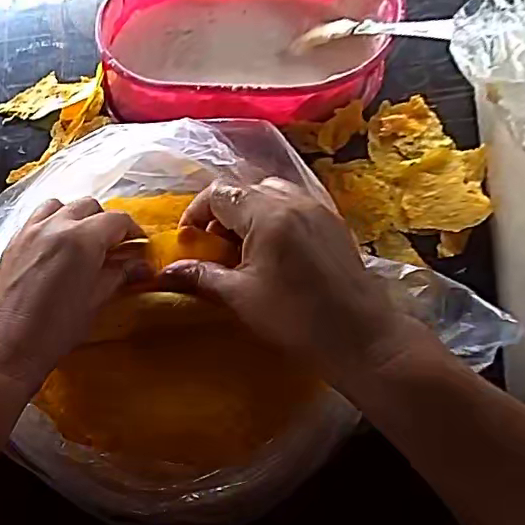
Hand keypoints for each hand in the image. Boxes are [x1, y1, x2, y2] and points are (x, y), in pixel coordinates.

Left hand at [0, 197, 148, 390]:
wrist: (7, 348)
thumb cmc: (53, 331)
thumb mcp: (94, 302)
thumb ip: (117, 275)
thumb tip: (138, 266)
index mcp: (81, 240)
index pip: (117, 220)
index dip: (132, 232)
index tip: (136, 247)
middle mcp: (53, 227)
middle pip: (88, 207)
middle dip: (104, 222)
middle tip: (112, 246)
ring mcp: (28, 232)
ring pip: (58, 206)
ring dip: (74, 217)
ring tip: (81, 242)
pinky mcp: (11, 244)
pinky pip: (35, 220)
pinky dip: (50, 224)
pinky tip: (54, 248)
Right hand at [158, 178, 431, 384]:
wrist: (359, 335)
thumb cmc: (293, 315)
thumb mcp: (238, 295)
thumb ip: (201, 275)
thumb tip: (165, 272)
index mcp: (268, 214)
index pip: (220, 193)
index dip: (195, 213)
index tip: (187, 242)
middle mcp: (295, 201)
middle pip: (246, 189)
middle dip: (221, 213)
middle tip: (211, 246)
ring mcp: (318, 210)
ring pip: (271, 195)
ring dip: (247, 215)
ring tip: (238, 249)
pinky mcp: (332, 224)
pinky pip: (293, 207)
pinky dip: (271, 220)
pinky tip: (267, 254)